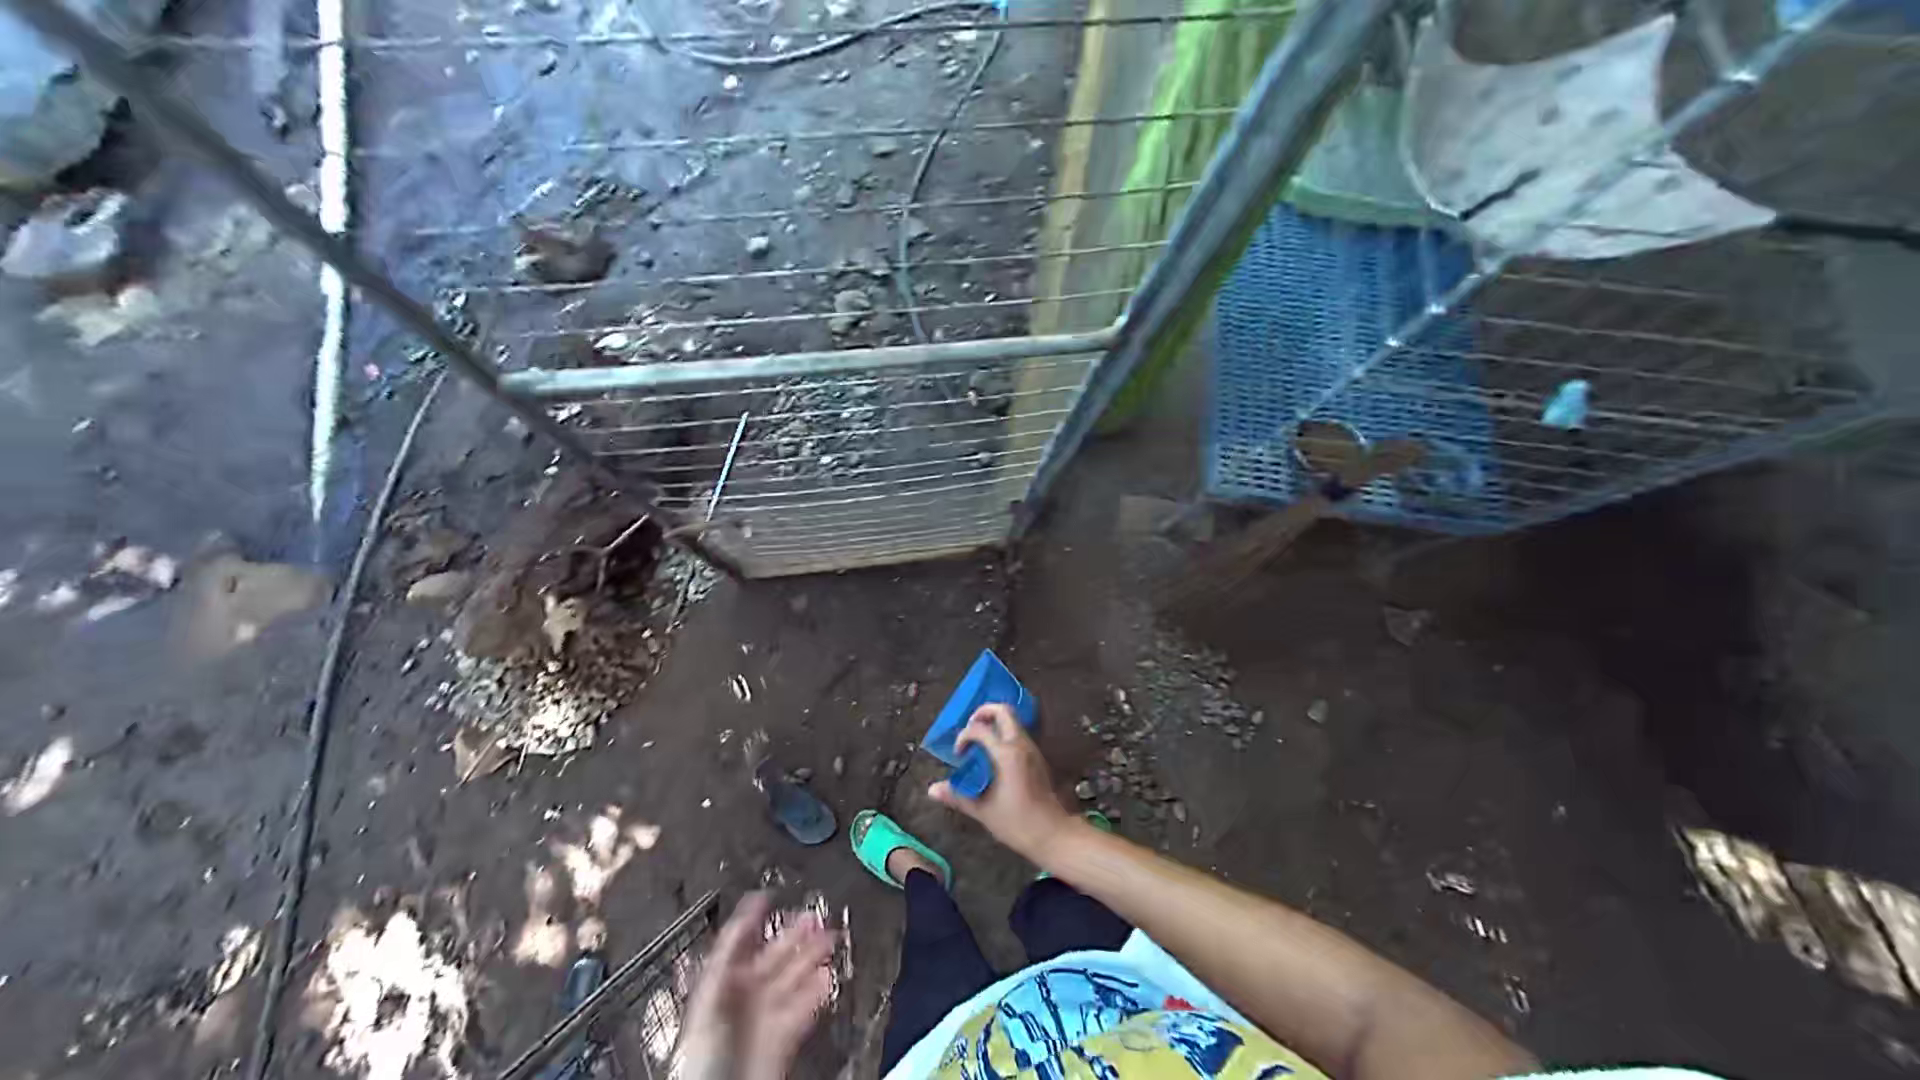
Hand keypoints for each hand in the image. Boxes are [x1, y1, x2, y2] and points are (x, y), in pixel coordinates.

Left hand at [676, 893, 834, 1079]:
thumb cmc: (701, 1057)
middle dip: (794, 933)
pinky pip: (803, 1006)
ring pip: (792, 977)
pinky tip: (827, 974)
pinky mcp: (782, 1034)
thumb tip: (741, 922)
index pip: (738, 941)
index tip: (766, 896)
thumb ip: (726, 959)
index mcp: (722, 984)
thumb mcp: (708, 998)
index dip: (751, 917)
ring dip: (812, 955)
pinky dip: (816, 990)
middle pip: (773, 956)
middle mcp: (744, 996)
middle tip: (813, 914)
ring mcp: (764, 1014)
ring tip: (830, 936)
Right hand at [929, 704, 1074, 861]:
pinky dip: (1004, 736)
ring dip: (995, 724)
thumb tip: (932, 790)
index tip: (959, 755)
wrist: (1055, 835)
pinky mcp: (1038, 758)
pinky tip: (995, 758)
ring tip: (980, 744)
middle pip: (1004, 711)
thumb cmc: (1018, 823)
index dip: (964, 736)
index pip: (980, 729)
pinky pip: (1020, 735)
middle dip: (983, 712)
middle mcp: (1021, 745)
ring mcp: (1033, 750)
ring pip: (1014, 722)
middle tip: (970, 729)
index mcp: (1007, 754)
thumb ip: (958, 796)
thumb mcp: (984, 811)